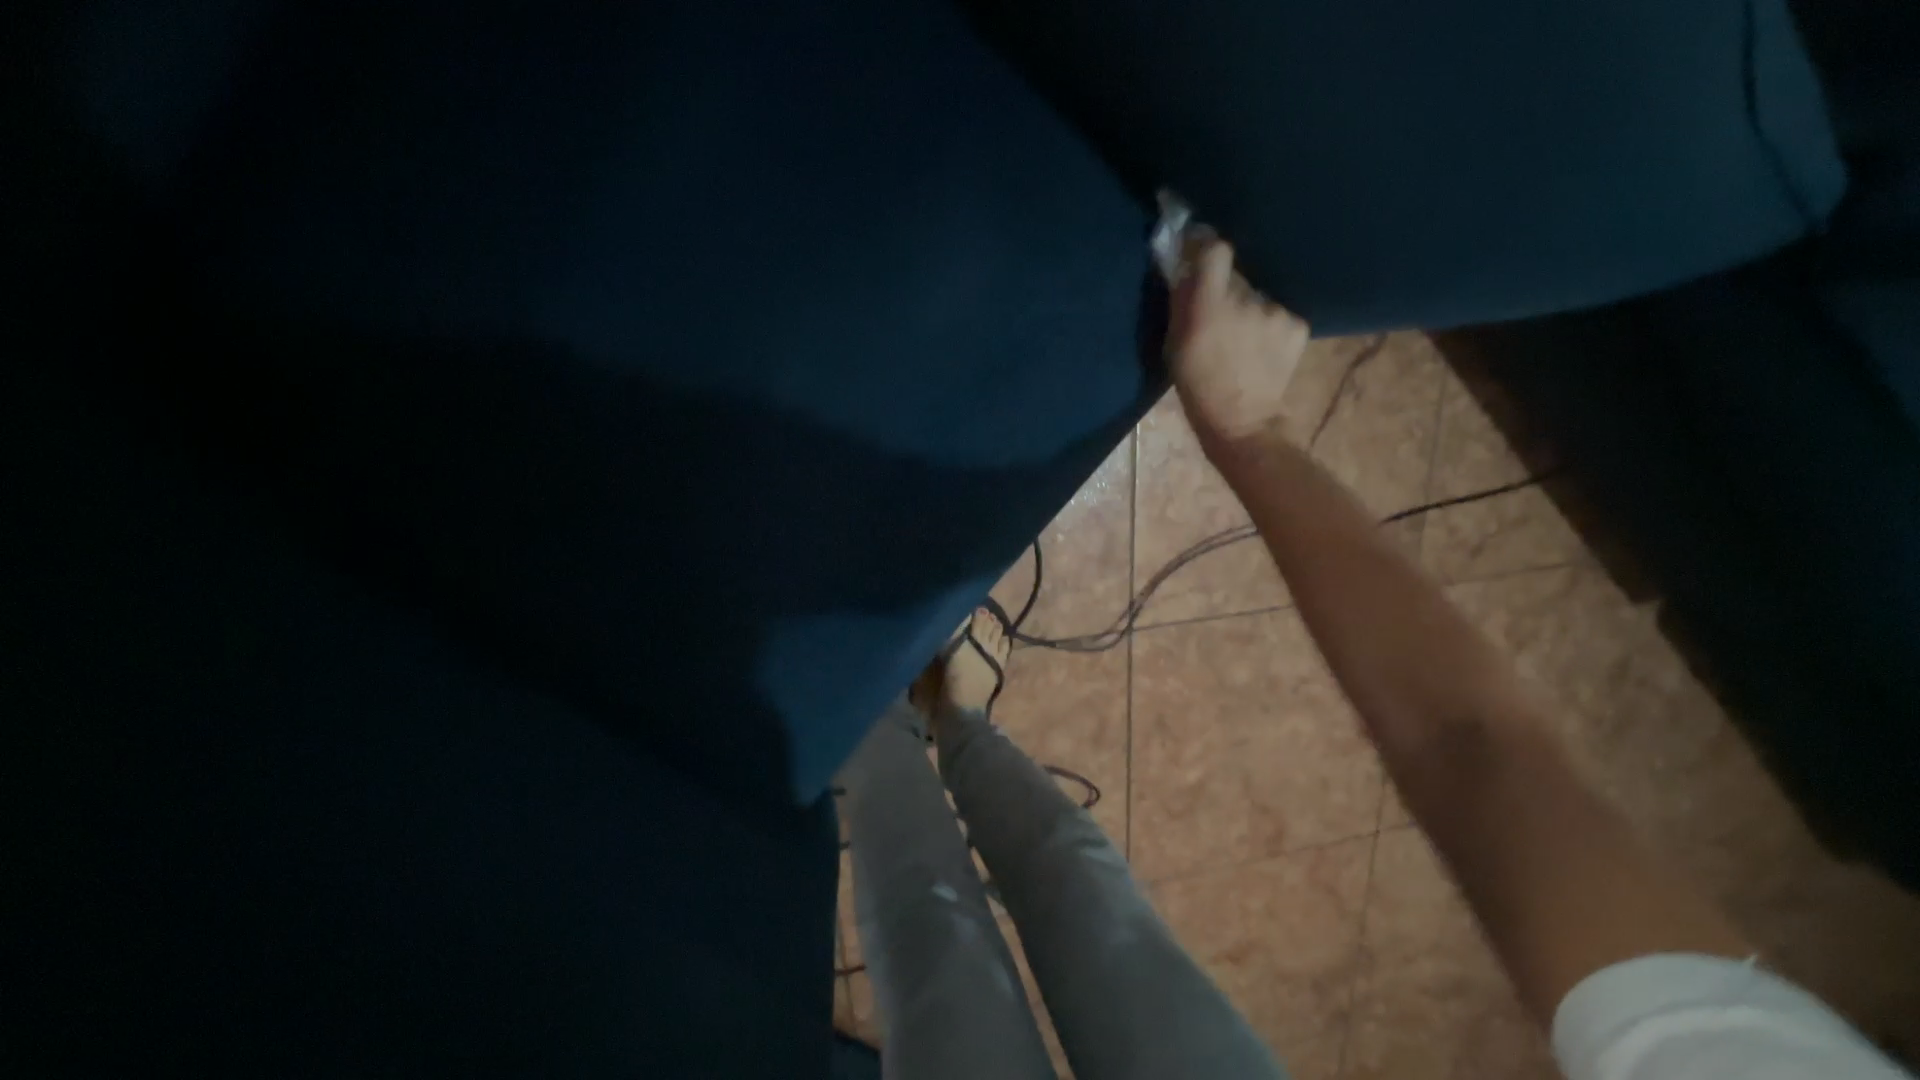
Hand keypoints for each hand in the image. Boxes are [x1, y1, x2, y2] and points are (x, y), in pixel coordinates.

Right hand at [1165, 239, 1310, 444]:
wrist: (1242, 421)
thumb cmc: (1196, 384)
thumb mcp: (1174, 343)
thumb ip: (1181, 300)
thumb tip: (1184, 261)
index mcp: (1209, 305)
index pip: (1215, 249)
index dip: (1206, 244)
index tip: (1199, 249)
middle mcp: (1247, 300)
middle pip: (1237, 275)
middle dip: (1226, 287)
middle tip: (1219, 313)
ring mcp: (1277, 312)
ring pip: (1258, 295)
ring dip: (1250, 307)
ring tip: (1243, 336)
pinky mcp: (1298, 325)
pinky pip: (1278, 313)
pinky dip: (1269, 324)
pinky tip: (1263, 347)